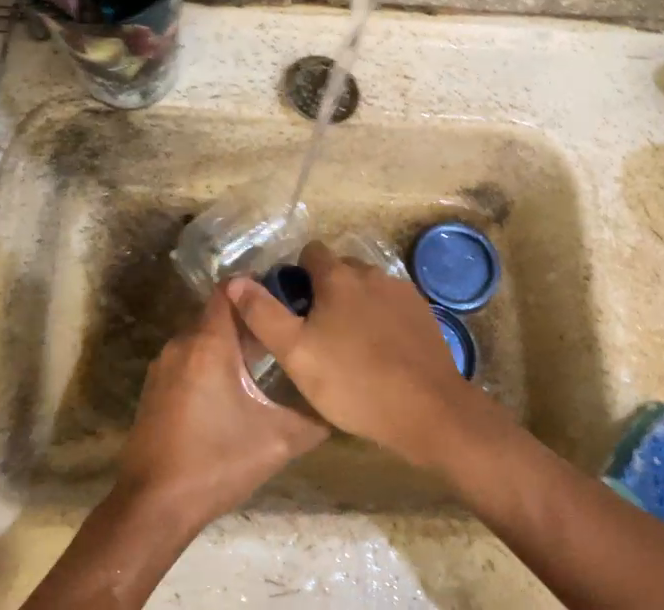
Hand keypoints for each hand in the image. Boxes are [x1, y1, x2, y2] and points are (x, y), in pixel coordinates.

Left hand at [114, 288, 327, 527]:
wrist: (153, 507)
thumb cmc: (216, 465)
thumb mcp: (278, 442)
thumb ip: (313, 416)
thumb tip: (339, 400)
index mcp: (208, 345)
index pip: (230, 289)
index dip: (259, 285)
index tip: (288, 293)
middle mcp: (182, 345)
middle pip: (220, 314)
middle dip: (252, 319)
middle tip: (288, 330)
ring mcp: (164, 366)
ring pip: (205, 337)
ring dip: (232, 343)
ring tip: (268, 357)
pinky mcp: (156, 388)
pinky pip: (191, 358)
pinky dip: (213, 362)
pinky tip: (238, 386)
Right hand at [227, 241, 492, 465]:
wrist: (428, 410)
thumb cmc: (353, 382)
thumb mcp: (295, 353)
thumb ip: (263, 314)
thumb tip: (235, 280)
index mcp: (339, 277)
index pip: (312, 252)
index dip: (296, 274)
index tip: (291, 305)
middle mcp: (373, 274)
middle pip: (341, 269)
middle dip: (326, 289)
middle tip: (315, 331)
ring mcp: (404, 293)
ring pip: (369, 288)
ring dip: (355, 304)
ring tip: (347, 345)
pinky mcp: (425, 315)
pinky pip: (392, 306)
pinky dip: (381, 320)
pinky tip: (379, 354)